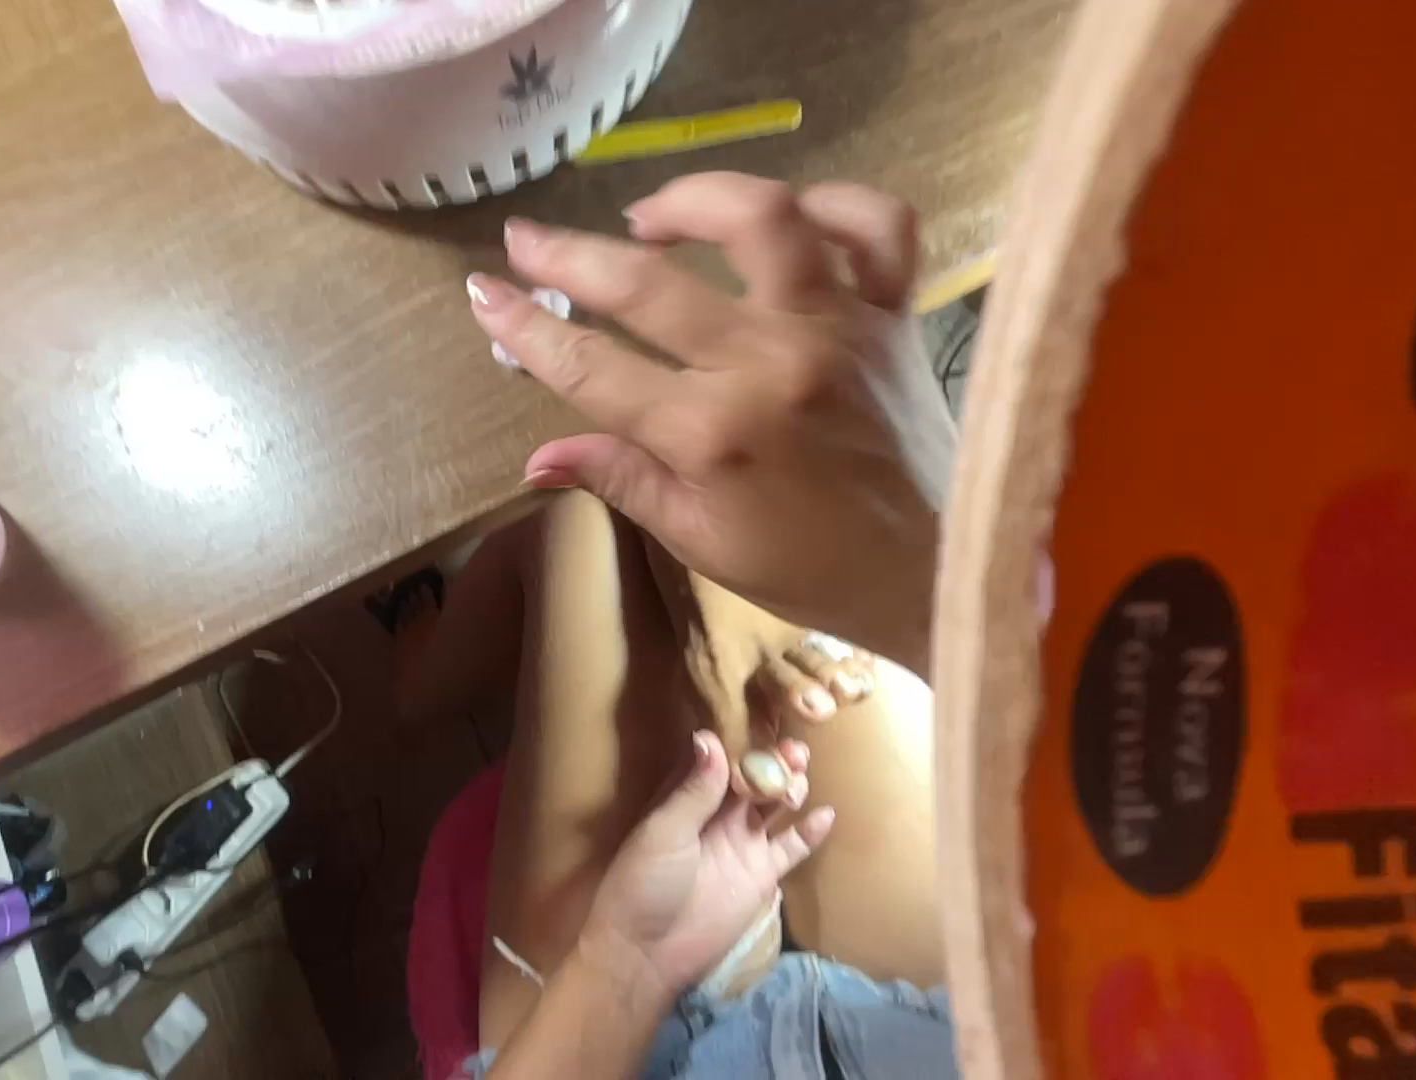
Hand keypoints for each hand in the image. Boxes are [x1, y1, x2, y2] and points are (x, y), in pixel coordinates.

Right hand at [466, 172, 955, 670]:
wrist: (930, 570)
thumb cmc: (806, 569)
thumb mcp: (699, 539)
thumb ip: (621, 480)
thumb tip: (537, 459)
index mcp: (712, 434)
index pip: (593, 368)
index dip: (528, 329)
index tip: (485, 296)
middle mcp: (770, 364)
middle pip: (648, 285)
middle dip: (570, 256)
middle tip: (526, 239)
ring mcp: (838, 328)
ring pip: (762, 219)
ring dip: (691, 201)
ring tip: (649, 217)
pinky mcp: (892, 316)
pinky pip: (876, 226)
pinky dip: (833, 205)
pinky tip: (786, 220)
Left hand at [577, 729, 833, 999]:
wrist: (648, 952)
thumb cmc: (645, 882)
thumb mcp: (666, 830)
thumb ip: (694, 789)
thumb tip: (709, 736)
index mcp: (687, 795)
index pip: (721, 760)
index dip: (741, 744)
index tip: (760, 731)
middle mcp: (718, 813)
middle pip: (753, 778)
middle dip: (773, 761)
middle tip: (794, 751)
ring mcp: (743, 842)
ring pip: (775, 805)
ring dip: (790, 786)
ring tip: (801, 776)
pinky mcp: (762, 874)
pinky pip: (792, 847)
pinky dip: (810, 831)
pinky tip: (827, 814)